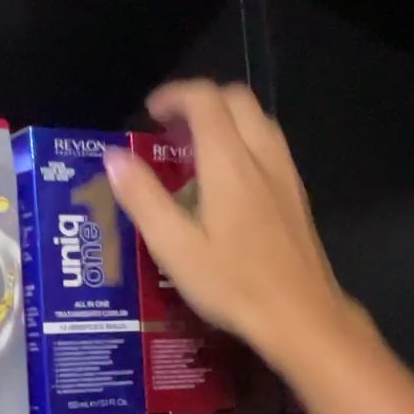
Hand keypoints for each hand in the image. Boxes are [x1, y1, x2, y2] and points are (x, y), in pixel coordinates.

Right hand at [102, 79, 363, 362]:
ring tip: (189, 151)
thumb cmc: (231, 283)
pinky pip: (267, 146)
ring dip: (222, 121)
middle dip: (198, 103)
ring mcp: (284, 176)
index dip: (174, 96)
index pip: (205, 101)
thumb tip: (112, 157)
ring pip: (256, 121)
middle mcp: (261, 158)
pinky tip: (221, 181)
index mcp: (229, 163)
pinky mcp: (295, 196)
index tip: (147, 115)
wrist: (301, 316)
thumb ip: (142, 197)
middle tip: (166, 129)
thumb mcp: (173, 245)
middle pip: (236, 101)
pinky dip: (240, 143)